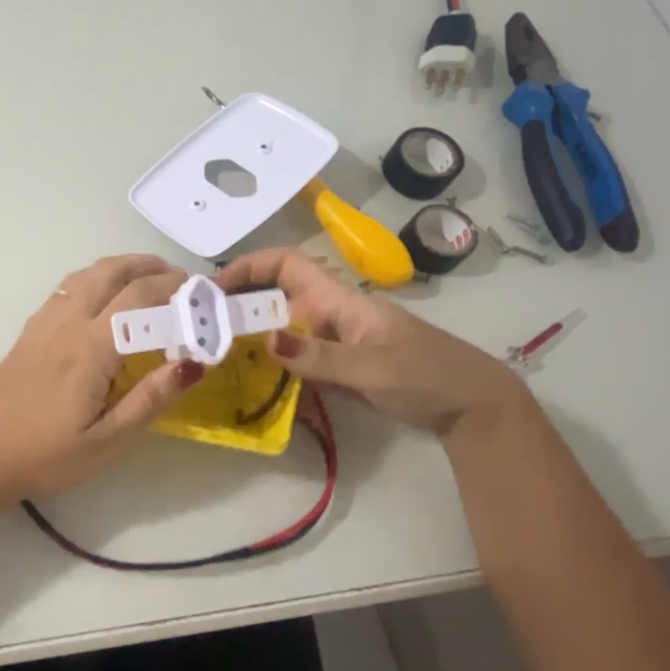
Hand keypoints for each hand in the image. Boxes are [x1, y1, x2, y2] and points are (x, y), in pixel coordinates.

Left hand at [0, 255, 204, 505]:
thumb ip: (151, 399)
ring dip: (120, 268)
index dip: (177, 289)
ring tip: (146, 282)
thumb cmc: (45, 459)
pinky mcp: (26, 336)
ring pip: (83, 276)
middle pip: (111, 272)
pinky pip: (63, 291)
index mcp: (90, 348)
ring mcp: (41, 327)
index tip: (204, 296)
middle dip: (150, 267)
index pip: (140, 298)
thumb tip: (194, 363)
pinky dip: (92, 282)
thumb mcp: (108, 442)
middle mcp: (65, 325)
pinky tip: (100, 304)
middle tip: (181, 281)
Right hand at [216, 249, 528, 438]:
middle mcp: (331, 315)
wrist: (471, 405)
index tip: (212, 288)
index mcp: (340, 301)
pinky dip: (269, 363)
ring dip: (248, 336)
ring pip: (281, 329)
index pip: (286, 265)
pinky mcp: (337, 367)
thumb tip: (267, 341)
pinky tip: (247, 379)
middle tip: (198, 327)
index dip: (248, 266)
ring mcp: (333, 342)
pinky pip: (294, 358)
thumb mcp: (371, 367)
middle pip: (275, 297)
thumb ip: (318, 356)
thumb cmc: (426, 376)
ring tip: (211, 352)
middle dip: (237, 304)